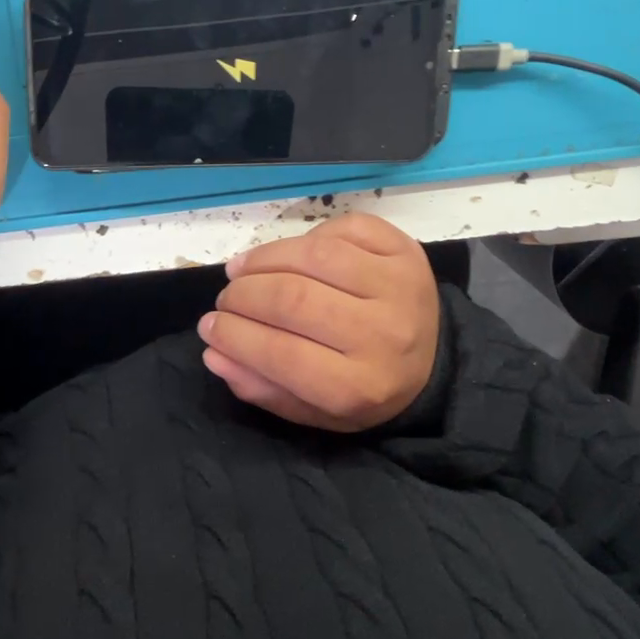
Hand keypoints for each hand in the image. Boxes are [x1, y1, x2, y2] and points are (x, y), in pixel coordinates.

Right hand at [198, 213, 441, 432]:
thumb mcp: (310, 410)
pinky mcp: (407, 252)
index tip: (208, 326)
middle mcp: (384, 334)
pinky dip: (307, 237)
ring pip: (314, 256)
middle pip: (293, 299)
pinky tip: (291, 255)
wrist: (431, 366)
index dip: (233, 335)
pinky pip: (345, 228)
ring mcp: (400, 287)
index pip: (281, 353)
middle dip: (243, 296)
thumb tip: (213, 353)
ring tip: (242, 271)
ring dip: (264, 259)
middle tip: (226, 300)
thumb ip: (260, 388)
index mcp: (358, 386)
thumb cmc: (359, 392)